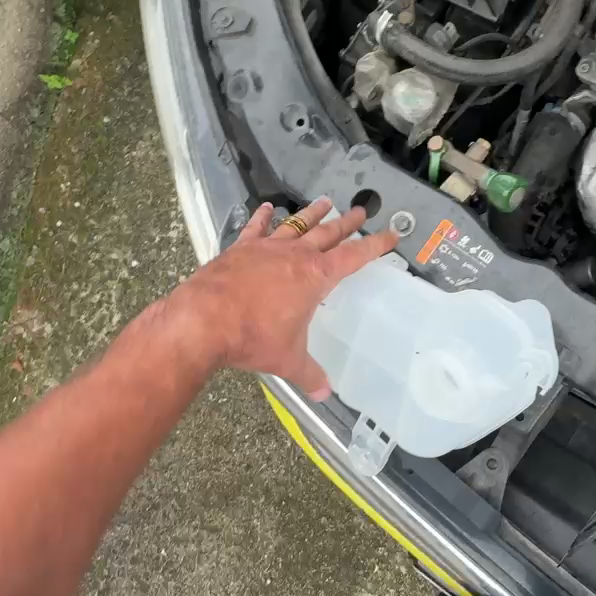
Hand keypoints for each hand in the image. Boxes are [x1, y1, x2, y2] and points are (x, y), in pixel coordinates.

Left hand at [167, 197, 397, 397]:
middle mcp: (294, 255)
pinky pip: (256, 228)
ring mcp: (265, 248)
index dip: (375, 245)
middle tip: (362, 211)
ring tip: (325, 202)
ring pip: (296, 225)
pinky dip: (263, 217)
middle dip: (347, 223)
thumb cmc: (253, 338)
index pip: (354, 256)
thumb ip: (309, 375)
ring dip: (312, 214)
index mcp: (315, 276)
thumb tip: (324, 393)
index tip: (391, 235)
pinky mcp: (239, 249)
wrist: (203, 320)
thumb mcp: (288, 360)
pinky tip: (268, 208)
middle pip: (328, 233)